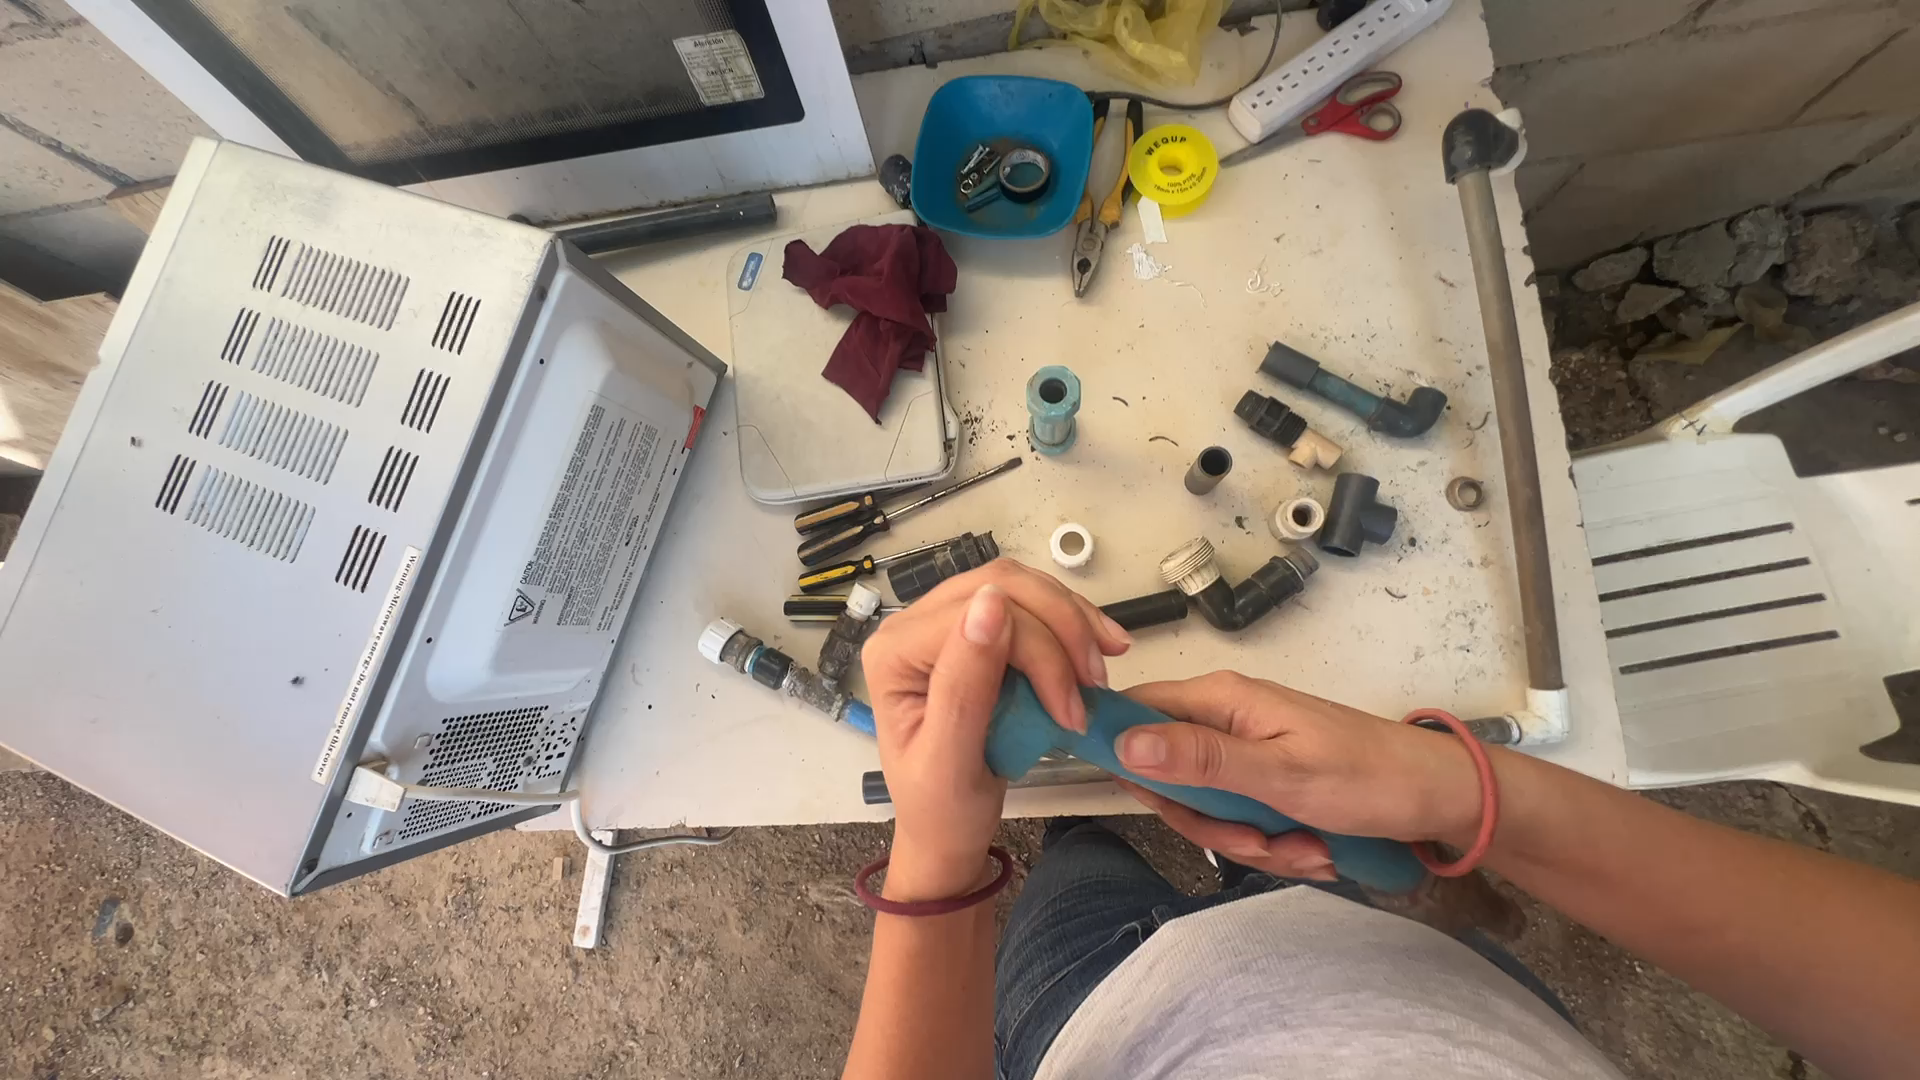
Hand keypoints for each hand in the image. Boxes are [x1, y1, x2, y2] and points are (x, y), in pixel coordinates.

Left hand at [861, 560, 1130, 900]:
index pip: (977, 616)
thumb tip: (991, 602)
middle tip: (1095, 682)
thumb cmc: (942, 809)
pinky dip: (1069, 623)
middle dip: (1061, 625)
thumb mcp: (950, 761)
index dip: (1038, 650)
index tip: (1073, 709)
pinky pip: (1029, 604)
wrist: (947, 830)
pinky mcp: (976, 631)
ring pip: (1021, 587)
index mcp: (894, 651)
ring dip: (1072, 620)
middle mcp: (912, 624)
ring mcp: (944, 622)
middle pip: (1001, 584)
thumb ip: (964, 684)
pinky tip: (1098, 648)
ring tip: (1101, 669)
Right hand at [1114, 672, 1483, 880]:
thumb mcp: (1280, 773)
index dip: (1122, 748)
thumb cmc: (1366, 776)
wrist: (1441, 797)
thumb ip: (1199, 758)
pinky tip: (1310, 848)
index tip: (1143, 796)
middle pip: (1165, 771)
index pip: (1136, 709)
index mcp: (1219, 700)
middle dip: (1206, 819)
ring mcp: (1242, 750)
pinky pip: (1236, 816)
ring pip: (1203, 803)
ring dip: (1245, 838)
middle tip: (1255, 840)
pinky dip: (1267, 841)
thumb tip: (1124, 742)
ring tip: (1301, 848)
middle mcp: (1222, 718)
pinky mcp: (1262, 778)